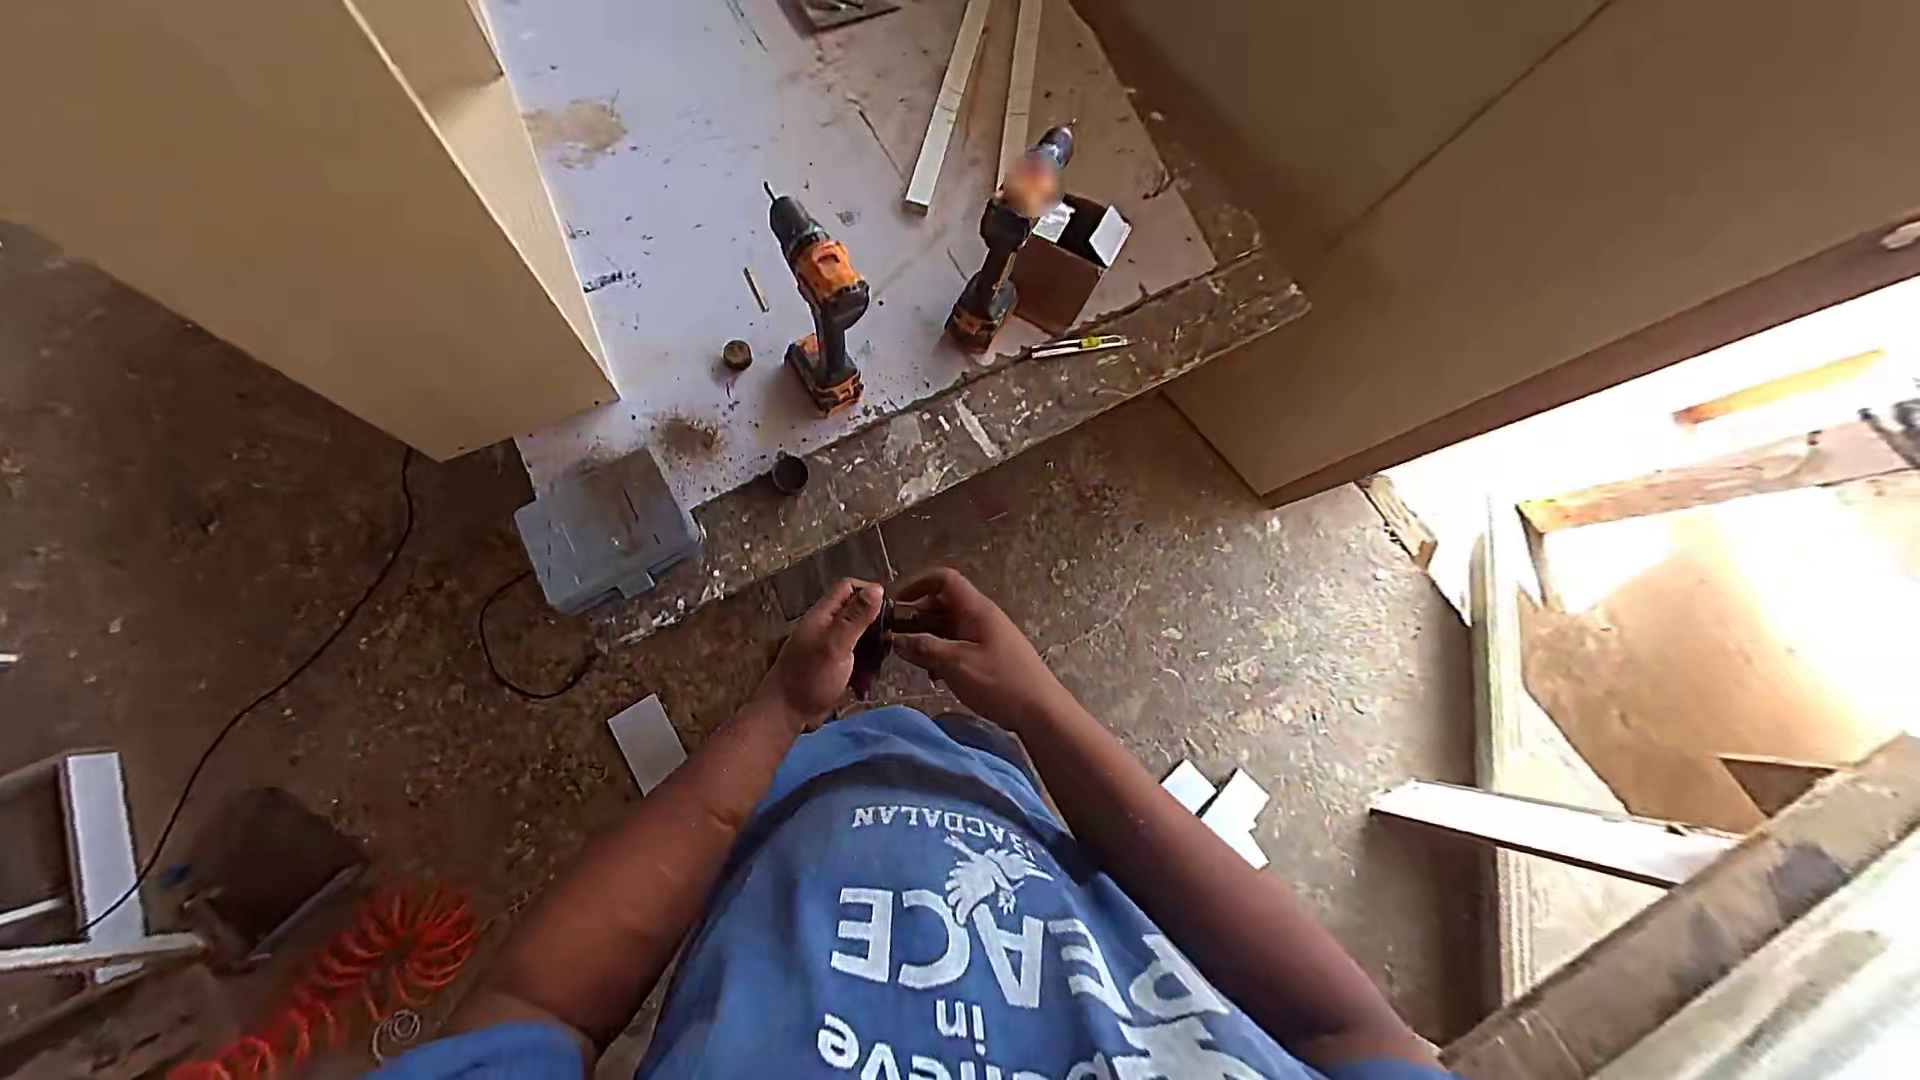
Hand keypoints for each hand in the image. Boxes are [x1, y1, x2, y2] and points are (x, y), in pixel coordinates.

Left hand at [751, 578, 883, 729]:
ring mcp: (830, 646)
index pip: (848, 587)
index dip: (869, 590)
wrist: (786, 714)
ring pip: (859, 634)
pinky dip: (867, 662)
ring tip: (885, 655)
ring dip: (873, 644)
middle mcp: (827, 626)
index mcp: (823, 614)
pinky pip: (857, 656)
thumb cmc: (810, 677)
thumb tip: (877, 589)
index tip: (889, 608)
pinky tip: (874, 672)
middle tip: (892, 634)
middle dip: (875, 620)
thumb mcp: (836, 644)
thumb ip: (855, 617)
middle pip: (856, 610)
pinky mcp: (834, 665)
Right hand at [890, 567, 1076, 731]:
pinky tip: (936, 675)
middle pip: (943, 604)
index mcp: (975, 609)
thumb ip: (924, 649)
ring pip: (949, 627)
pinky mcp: (990, 655)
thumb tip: (895, 640)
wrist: (1041, 711)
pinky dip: (943, 654)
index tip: (897, 604)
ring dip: (929, 639)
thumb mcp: (955, 664)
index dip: (918, 584)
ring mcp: (987, 635)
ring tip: (913, 660)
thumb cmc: (999, 682)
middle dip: (918, 618)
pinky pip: (959, 644)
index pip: (944, 579)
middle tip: (896, 639)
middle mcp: (981, 616)